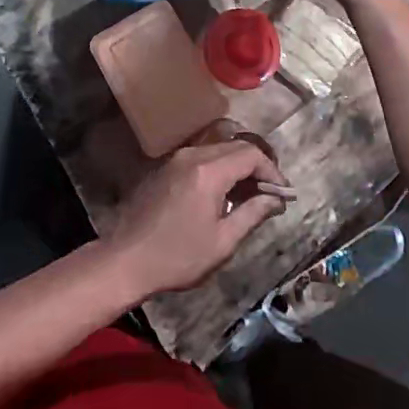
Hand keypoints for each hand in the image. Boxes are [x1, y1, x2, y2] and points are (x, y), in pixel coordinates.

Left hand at [104, 141, 288, 296]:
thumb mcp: (222, 242)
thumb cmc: (177, 257)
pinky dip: (220, 169)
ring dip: (238, 167)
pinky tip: (223, 194)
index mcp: (208, 171)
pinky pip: (202, 158)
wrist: (125, 261)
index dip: (272, 170)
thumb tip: (276, 199)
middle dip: (257, 167)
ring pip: (219, 150)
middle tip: (270, 194)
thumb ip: (252, 214)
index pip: (251, 154)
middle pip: (236, 147)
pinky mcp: (167, 168)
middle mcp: (193, 155)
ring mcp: (177, 159)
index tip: (283, 193)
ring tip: (250, 196)